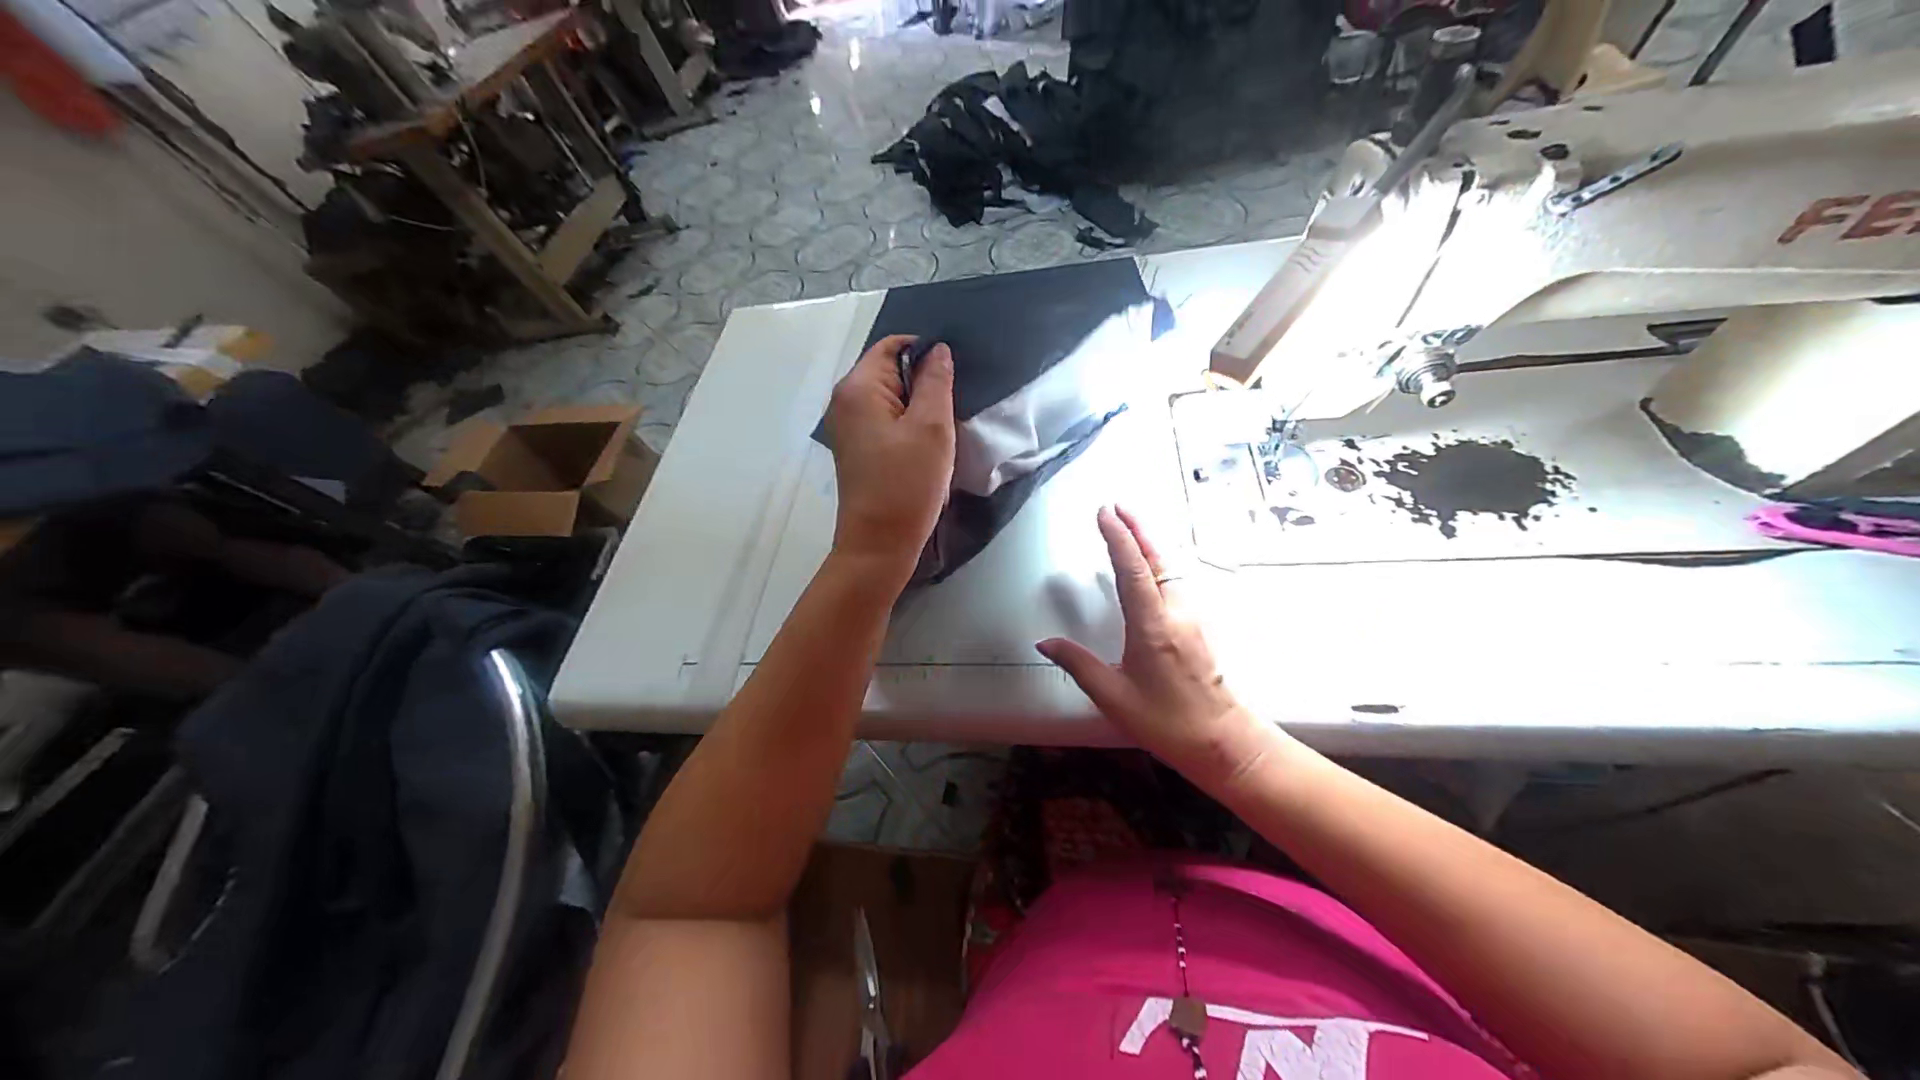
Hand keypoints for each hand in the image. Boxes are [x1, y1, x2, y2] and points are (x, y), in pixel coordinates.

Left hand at [825, 335, 955, 577]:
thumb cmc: (906, 484)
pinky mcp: (858, 449)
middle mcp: (845, 401)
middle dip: (924, 382)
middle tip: (954, 403)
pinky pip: (887, 422)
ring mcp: (849, 428)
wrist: (879, 544)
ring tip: (944, 426)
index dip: (925, 351)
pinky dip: (908, 427)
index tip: (954, 375)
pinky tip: (928, 446)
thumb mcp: (931, 428)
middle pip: (890, 371)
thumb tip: (937, 350)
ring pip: (891, 399)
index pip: (892, 345)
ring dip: (919, 408)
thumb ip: (936, 382)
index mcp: (857, 388)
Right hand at [1036, 506, 1281, 791]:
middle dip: (1138, 528)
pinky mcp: (1198, 629)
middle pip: (1158, 559)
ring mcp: (1192, 619)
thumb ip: (1077, 664)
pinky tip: (1151, 566)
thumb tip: (1045, 643)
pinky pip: (1177, 583)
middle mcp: (1176, 613)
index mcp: (1153, 625)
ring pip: (1171, 569)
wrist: (1223, 741)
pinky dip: (1160, 563)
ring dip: (1150, 544)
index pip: (1133, 570)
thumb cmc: (1166, 722)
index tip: (1105, 513)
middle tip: (1118, 506)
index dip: (1118, 538)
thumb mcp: (1113, 696)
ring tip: (1131, 527)